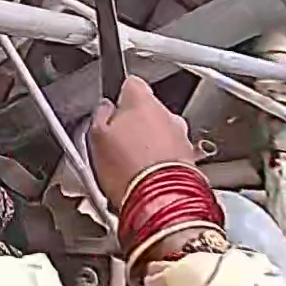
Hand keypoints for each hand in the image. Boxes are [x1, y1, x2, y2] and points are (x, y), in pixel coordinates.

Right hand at [88, 76, 197, 206]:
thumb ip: (100, 113)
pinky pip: (168, 152)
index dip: (117, 93)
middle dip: (132, 120)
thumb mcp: (94, 134)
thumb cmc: (127, 168)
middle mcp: (169, 116)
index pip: (130, 82)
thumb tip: (104, 108)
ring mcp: (182, 138)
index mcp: (143, 101)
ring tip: (125, 160)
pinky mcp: (190, 160)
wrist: (160, 203)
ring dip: (145, 141)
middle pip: (146, 109)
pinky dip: (156, 158)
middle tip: (113, 138)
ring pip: (158, 131)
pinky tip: (139, 172)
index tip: (109, 106)